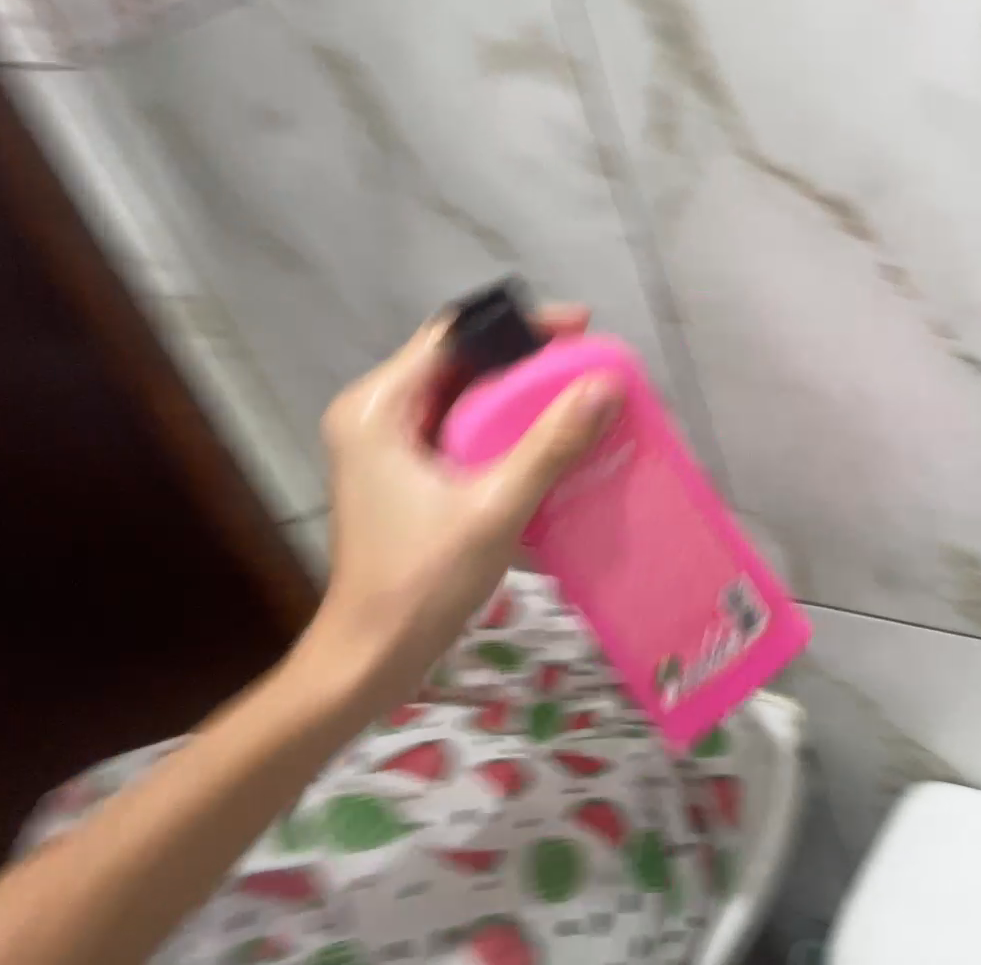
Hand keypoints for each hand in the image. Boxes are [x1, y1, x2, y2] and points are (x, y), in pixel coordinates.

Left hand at [287, 304, 618, 708]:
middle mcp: (381, 414)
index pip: (456, 335)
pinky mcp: (412, 473)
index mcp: (380, 408)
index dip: (521, 324)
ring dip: (526, 395)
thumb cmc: (422, 580)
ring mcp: (393, 446)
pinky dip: (513, 428)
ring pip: (470, 396)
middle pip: (465, 362)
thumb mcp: (496, 507)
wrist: (373, 655)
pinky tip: (556, 441)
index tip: (582, 328)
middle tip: (593, 367)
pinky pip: (470, 430)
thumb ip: (551, 444)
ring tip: (586, 399)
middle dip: (532, 360)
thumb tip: (607, 385)